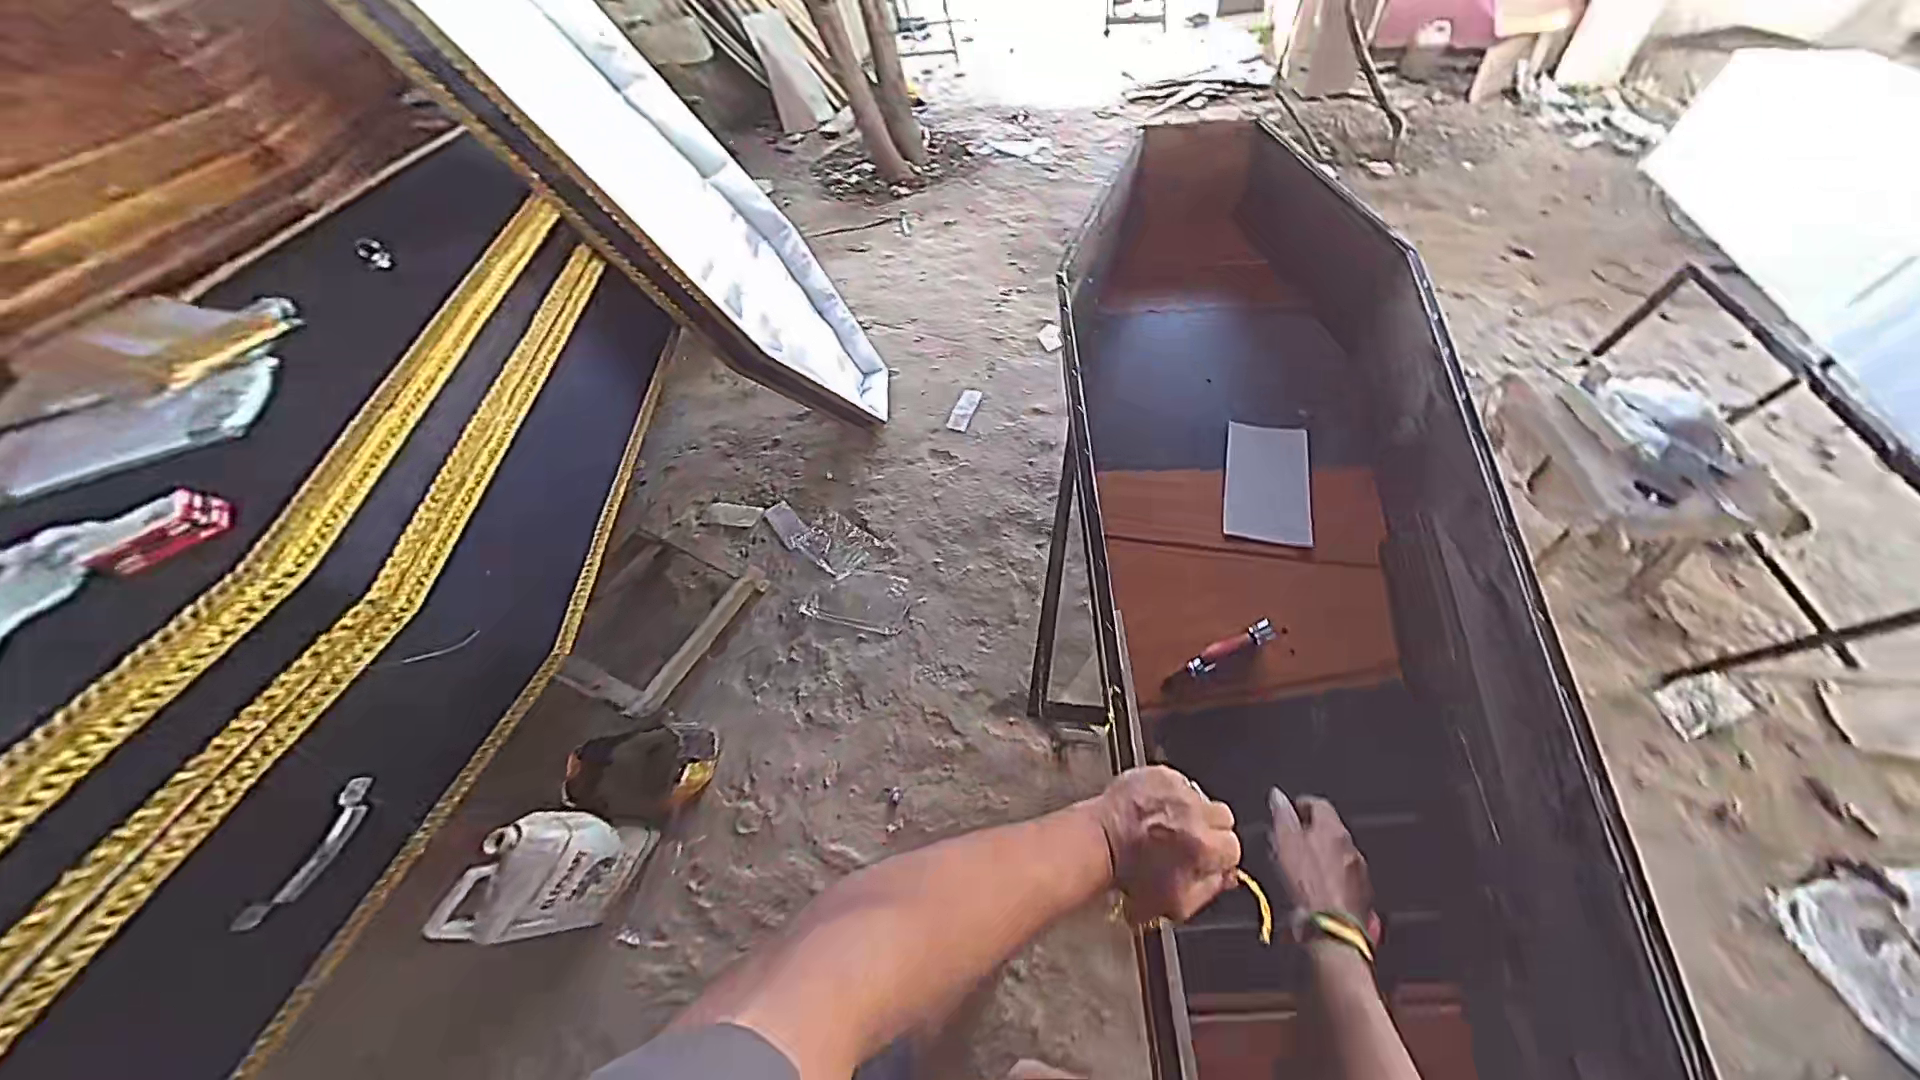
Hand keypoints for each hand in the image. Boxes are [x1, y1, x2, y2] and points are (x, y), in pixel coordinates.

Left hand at [1092, 766, 1240, 922]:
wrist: (1099, 843)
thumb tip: (1227, 876)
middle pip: (1222, 817)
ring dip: (1190, 809)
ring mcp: (1175, 789)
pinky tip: (1155, 808)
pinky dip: (1170, 793)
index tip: (1205, 857)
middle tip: (1188, 838)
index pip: (1233, 846)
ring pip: (1200, 797)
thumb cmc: (1132, 874)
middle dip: (1209, 828)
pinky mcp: (1158, 773)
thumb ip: (1212, 890)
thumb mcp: (1180, 904)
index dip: (1217, 855)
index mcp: (1205, 845)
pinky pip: (1176, 781)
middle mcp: (1194, 812)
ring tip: (1166, 822)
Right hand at [1268, 789, 1371, 922]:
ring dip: (1318, 854)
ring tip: (1297, 865)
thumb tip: (1278, 796)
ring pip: (1336, 853)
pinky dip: (1328, 875)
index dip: (1300, 805)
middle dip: (1308, 831)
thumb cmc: (1308, 883)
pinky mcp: (1362, 895)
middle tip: (1288, 839)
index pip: (1319, 804)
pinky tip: (1313, 885)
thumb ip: (1282, 815)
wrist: (1332, 928)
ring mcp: (1359, 872)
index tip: (1287, 811)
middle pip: (1328, 829)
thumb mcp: (1284, 841)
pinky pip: (1343, 876)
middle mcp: (1351, 847)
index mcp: (1332, 829)